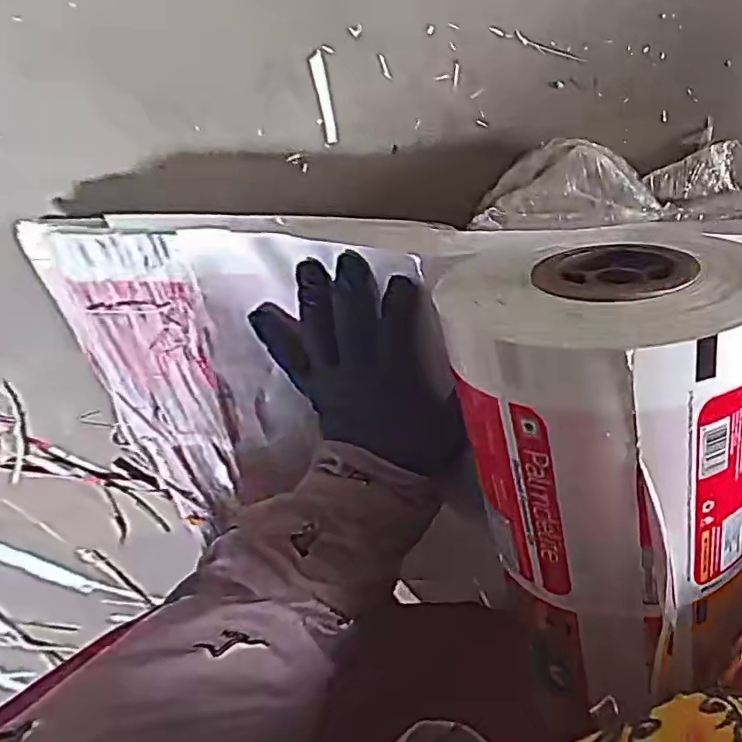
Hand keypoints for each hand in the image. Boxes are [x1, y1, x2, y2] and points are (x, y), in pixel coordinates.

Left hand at [249, 253, 465, 476]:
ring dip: (314, 297)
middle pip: (353, 318)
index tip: (403, 278)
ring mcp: (333, 376)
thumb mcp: (452, 420)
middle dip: (351, 286)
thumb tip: (480, 364)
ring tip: (308, 267)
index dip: (399, 299)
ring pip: (320, 330)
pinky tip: (262, 311)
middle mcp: (360, 367)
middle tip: (348, 259)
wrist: (375, 483)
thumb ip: (461, 389)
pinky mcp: (315, 387)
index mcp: (396, 372)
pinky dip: (276, 334)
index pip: (397, 325)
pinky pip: (292, 358)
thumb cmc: (418, 450)